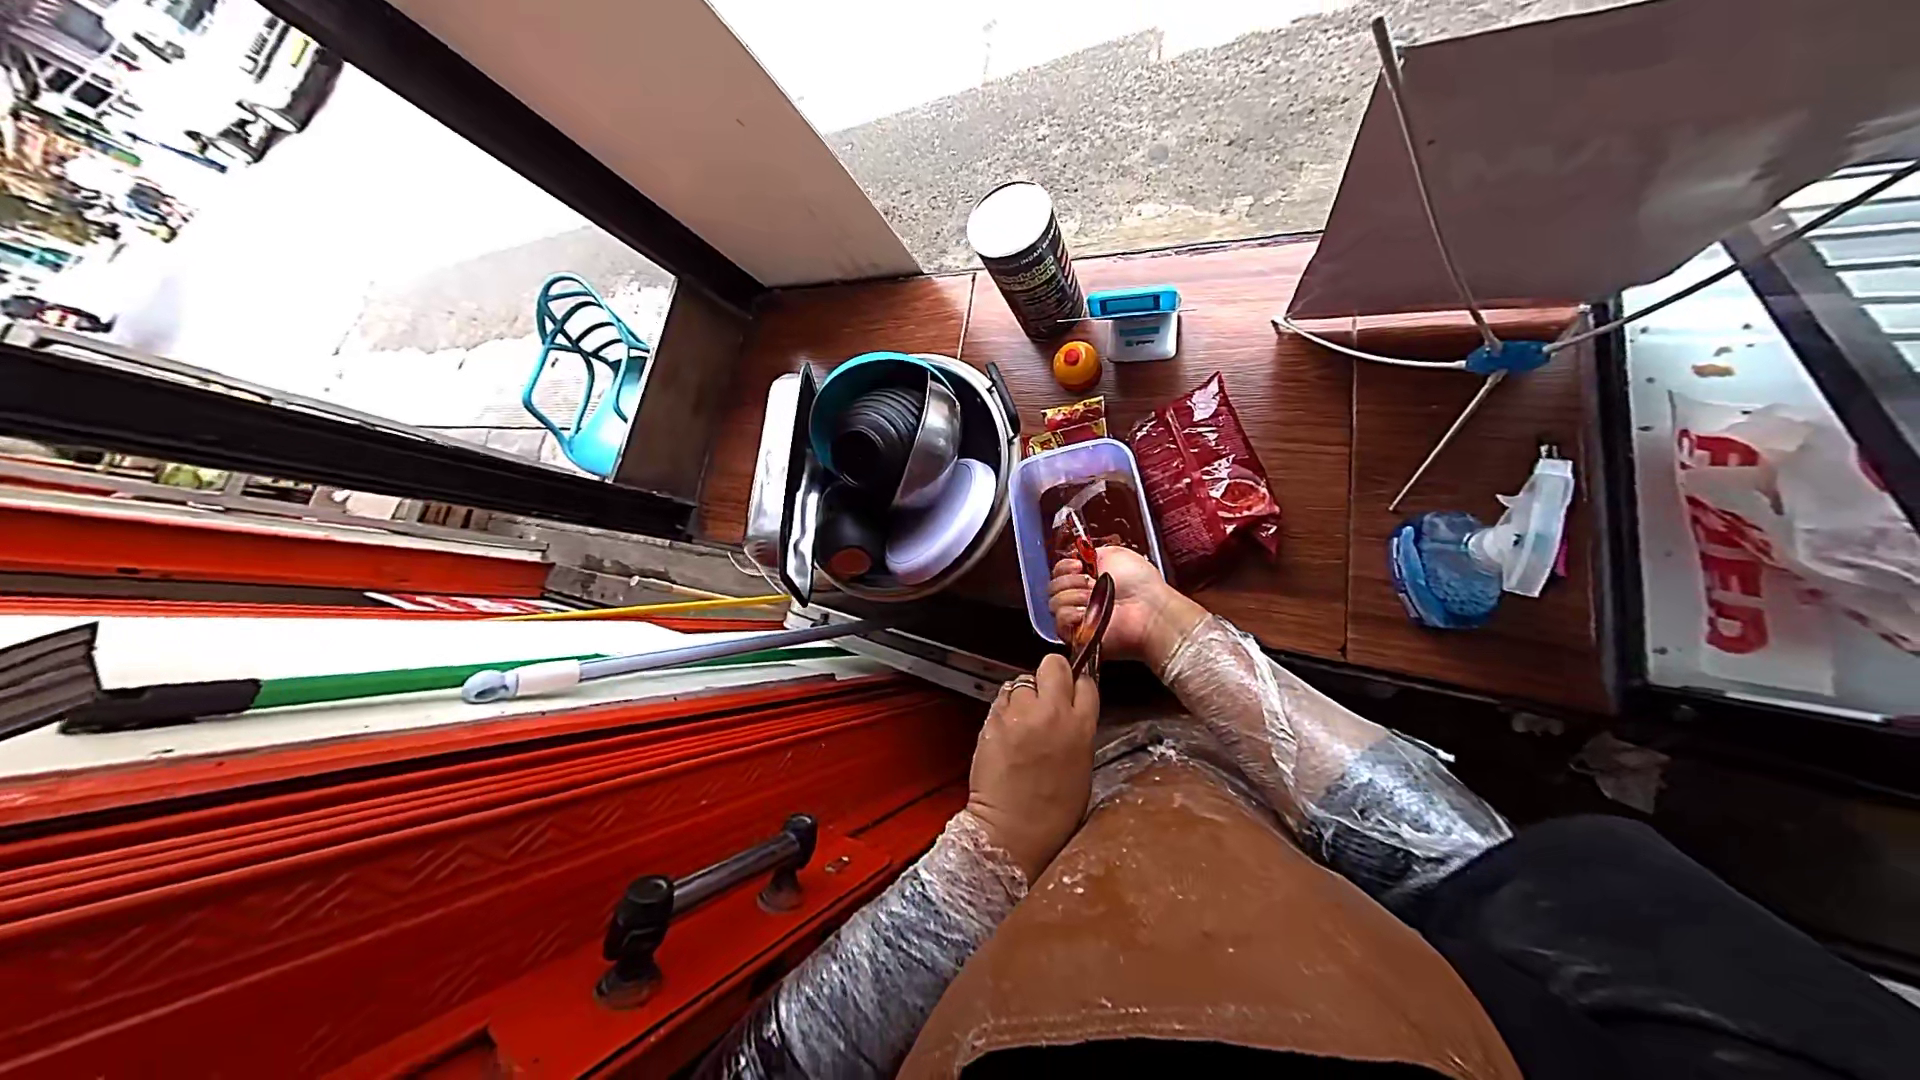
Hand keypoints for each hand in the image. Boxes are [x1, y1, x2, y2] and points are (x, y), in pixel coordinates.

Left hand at [965, 653, 1098, 882]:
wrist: (1013, 831)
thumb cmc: (1053, 812)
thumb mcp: (1082, 766)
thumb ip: (1077, 730)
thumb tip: (1070, 711)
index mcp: (1081, 727)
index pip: (1086, 681)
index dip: (1077, 682)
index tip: (1071, 689)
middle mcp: (1052, 713)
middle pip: (1054, 665)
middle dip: (1050, 673)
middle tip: (1045, 692)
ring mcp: (1020, 714)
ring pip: (1022, 680)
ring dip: (1022, 694)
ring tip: (1021, 719)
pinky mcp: (994, 720)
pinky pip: (1001, 698)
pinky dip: (1004, 708)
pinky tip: (1006, 730)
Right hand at [1048, 546, 1204, 670]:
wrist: (1148, 607)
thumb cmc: (1138, 581)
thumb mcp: (1114, 554)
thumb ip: (1090, 552)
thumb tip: (1075, 555)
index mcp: (1087, 579)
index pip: (1058, 572)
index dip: (1064, 567)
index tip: (1079, 565)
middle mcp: (1080, 599)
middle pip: (1053, 587)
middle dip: (1070, 581)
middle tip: (1091, 583)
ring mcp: (1078, 619)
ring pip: (1054, 603)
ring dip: (1075, 596)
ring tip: (1095, 599)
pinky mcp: (1077, 637)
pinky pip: (1060, 621)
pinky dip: (1072, 614)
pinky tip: (1088, 612)